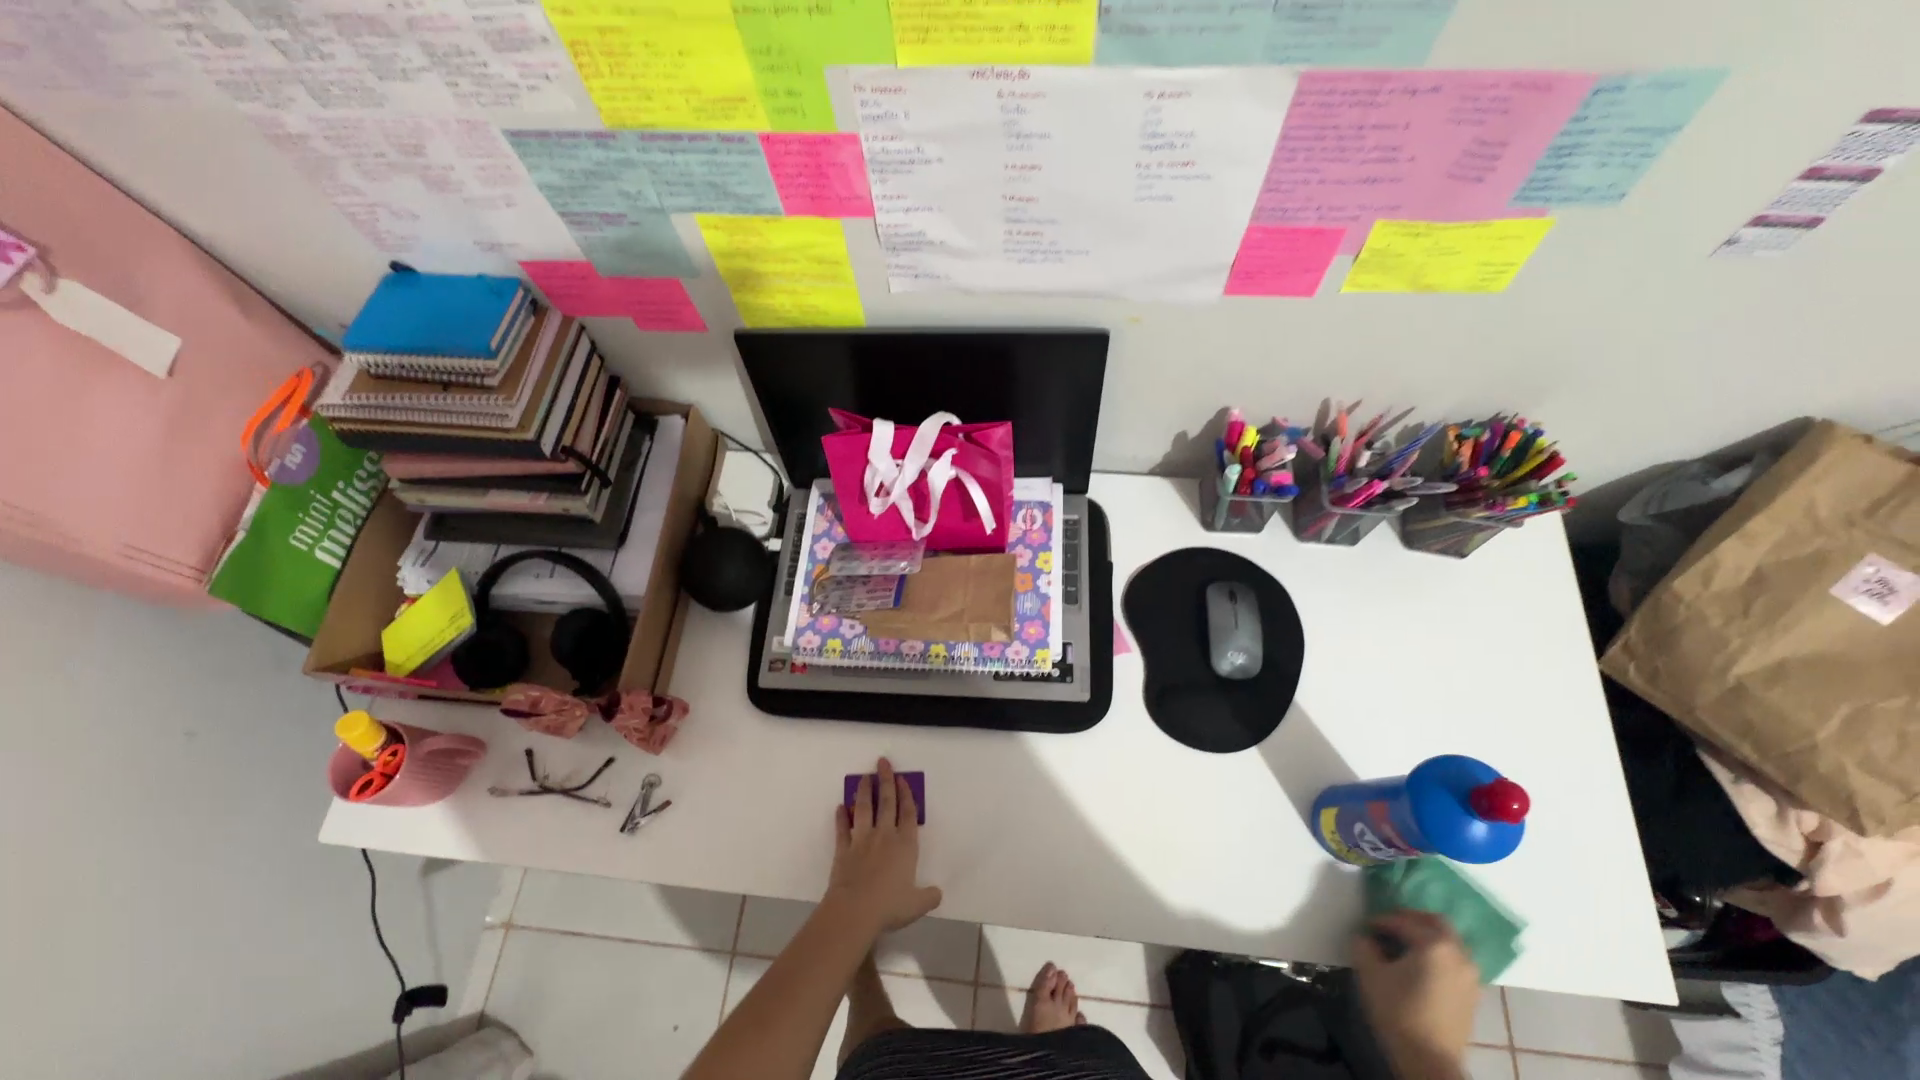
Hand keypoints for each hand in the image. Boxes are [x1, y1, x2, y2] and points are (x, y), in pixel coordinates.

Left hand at [826, 757, 941, 932]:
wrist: (855, 910)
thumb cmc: (890, 905)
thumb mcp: (918, 904)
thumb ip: (929, 896)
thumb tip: (937, 893)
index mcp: (905, 845)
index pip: (908, 813)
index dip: (906, 795)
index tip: (903, 779)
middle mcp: (884, 836)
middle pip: (886, 803)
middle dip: (886, 781)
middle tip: (883, 762)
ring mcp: (862, 841)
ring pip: (863, 809)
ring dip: (864, 792)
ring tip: (864, 777)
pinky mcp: (843, 850)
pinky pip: (842, 830)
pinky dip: (841, 818)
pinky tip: (840, 808)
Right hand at [1352, 910, 1480, 1075]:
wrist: (1430, 1060)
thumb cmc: (1399, 1013)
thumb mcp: (1370, 975)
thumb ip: (1364, 947)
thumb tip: (1366, 938)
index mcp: (1434, 945)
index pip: (1403, 922)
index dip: (1381, 921)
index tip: (1366, 926)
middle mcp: (1458, 953)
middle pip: (1436, 923)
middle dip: (1411, 920)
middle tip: (1389, 926)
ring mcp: (1470, 974)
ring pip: (1449, 942)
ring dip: (1427, 937)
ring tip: (1405, 947)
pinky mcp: (1473, 992)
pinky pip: (1455, 960)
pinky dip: (1439, 954)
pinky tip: (1421, 967)